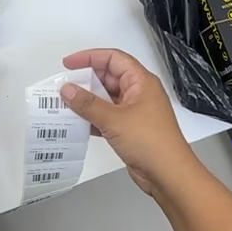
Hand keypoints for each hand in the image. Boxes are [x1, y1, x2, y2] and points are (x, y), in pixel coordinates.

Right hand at [60, 48, 202, 195]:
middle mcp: (138, 93)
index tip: (68, 64)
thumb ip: (87, 103)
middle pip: (108, 77)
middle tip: (63, 87)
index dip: (89, 57)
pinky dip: (92, 118)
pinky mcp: (130, 129)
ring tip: (64, 104)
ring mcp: (134, 111)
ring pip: (106, 98)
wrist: (168, 174)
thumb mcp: (114, 119)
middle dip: (85, 80)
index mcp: (141, 81)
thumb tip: (67, 89)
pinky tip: (76, 123)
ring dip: (87, 101)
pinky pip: (107, 116)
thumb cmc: (149, 141)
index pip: (113, 59)